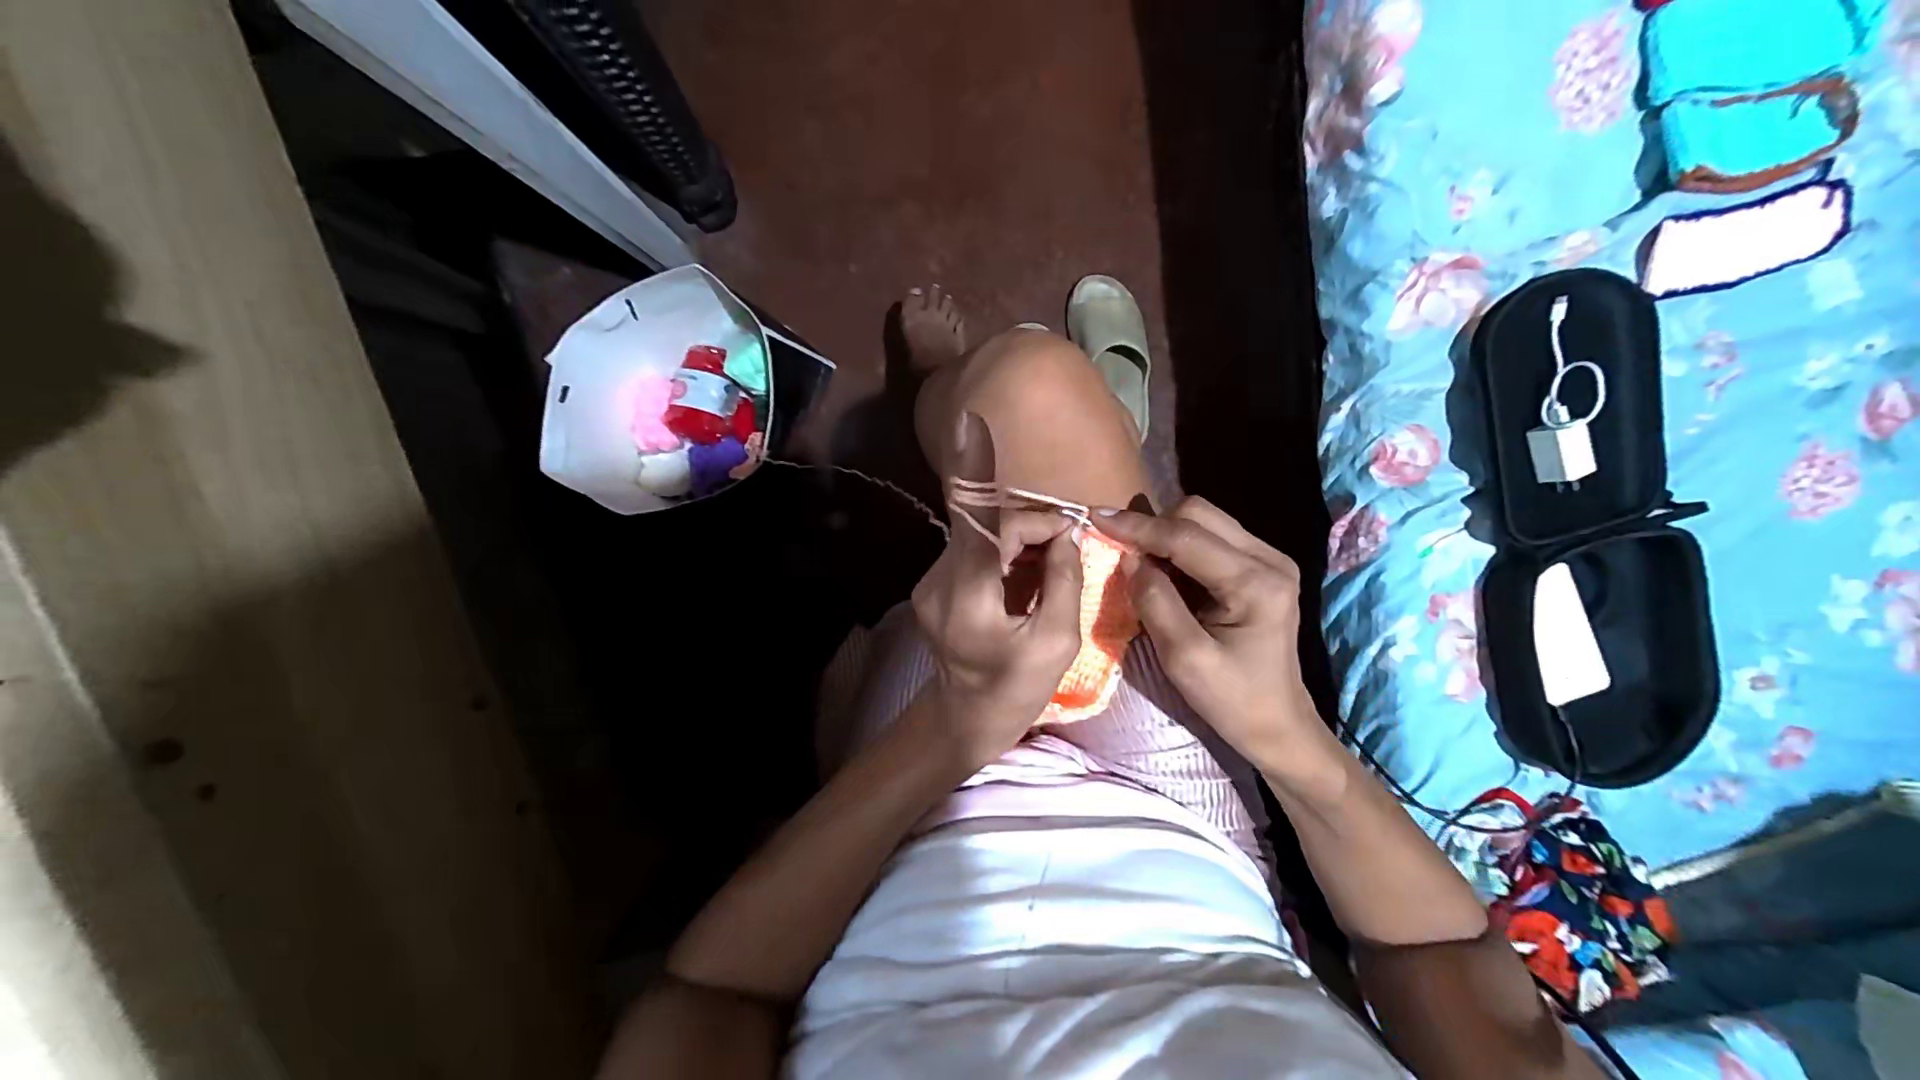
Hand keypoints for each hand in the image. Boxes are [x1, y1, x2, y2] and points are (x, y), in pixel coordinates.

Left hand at [910, 412, 1083, 770]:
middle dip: (1034, 525)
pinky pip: (975, 549)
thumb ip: (1064, 582)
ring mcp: (931, 580)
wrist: (964, 718)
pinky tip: (1028, 574)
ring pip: (982, 533)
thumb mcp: (1056, 644)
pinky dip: (1006, 550)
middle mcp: (940, 578)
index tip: (972, 421)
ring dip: (1021, 537)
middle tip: (1070, 546)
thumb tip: (1067, 537)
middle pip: (988, 523)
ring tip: (1054, 563)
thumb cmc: (1015, 690)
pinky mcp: (935, 582)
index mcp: (968, 595)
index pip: (975, 520)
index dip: (976, 467)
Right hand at [1092, 497, 1332, 782]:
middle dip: (1153, 526)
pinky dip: (1180, 546)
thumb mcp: (1183, 657)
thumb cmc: (1231, 699)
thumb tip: (1129, 558)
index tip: (1096, 519)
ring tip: (1137, 559)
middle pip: (1198, 514)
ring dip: (1166, 533)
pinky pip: (1211, 537)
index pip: (1186, 536)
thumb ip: (1154, 601)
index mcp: (1255, 583)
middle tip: (1119, 548)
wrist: (1277, 724)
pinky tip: (1163, 570)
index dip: (1138, 526)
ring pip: (1204, 520)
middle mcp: (1269, 559)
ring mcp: (1269, 560)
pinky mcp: (1261, 567)